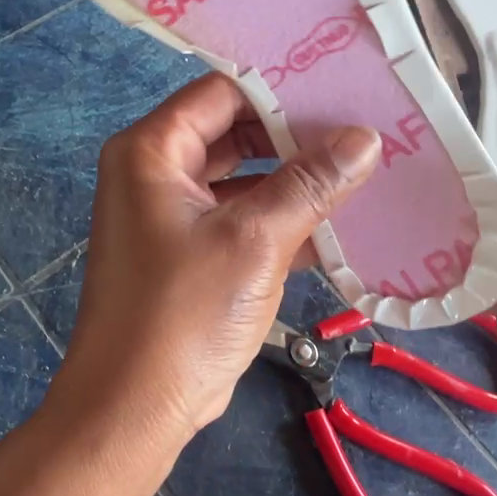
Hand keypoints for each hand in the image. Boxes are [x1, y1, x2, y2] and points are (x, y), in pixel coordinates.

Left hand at [49, 74, 380, 442]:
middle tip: (360, 132)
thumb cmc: (183, 311)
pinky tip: (338, 227)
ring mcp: (169, 213)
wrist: (133, 406)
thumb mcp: (254, 240)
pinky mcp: (187, 251)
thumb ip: (309, 184)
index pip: (221, 93)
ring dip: (292, 182)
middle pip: (231, 132)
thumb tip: (363, 138)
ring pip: (239, 178)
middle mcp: (154, 171)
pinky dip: (279, 220)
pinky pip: (237, 217)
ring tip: (361, 173)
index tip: (340, 90)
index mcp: (151, 150)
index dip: (279, 89)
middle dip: (293, 137)